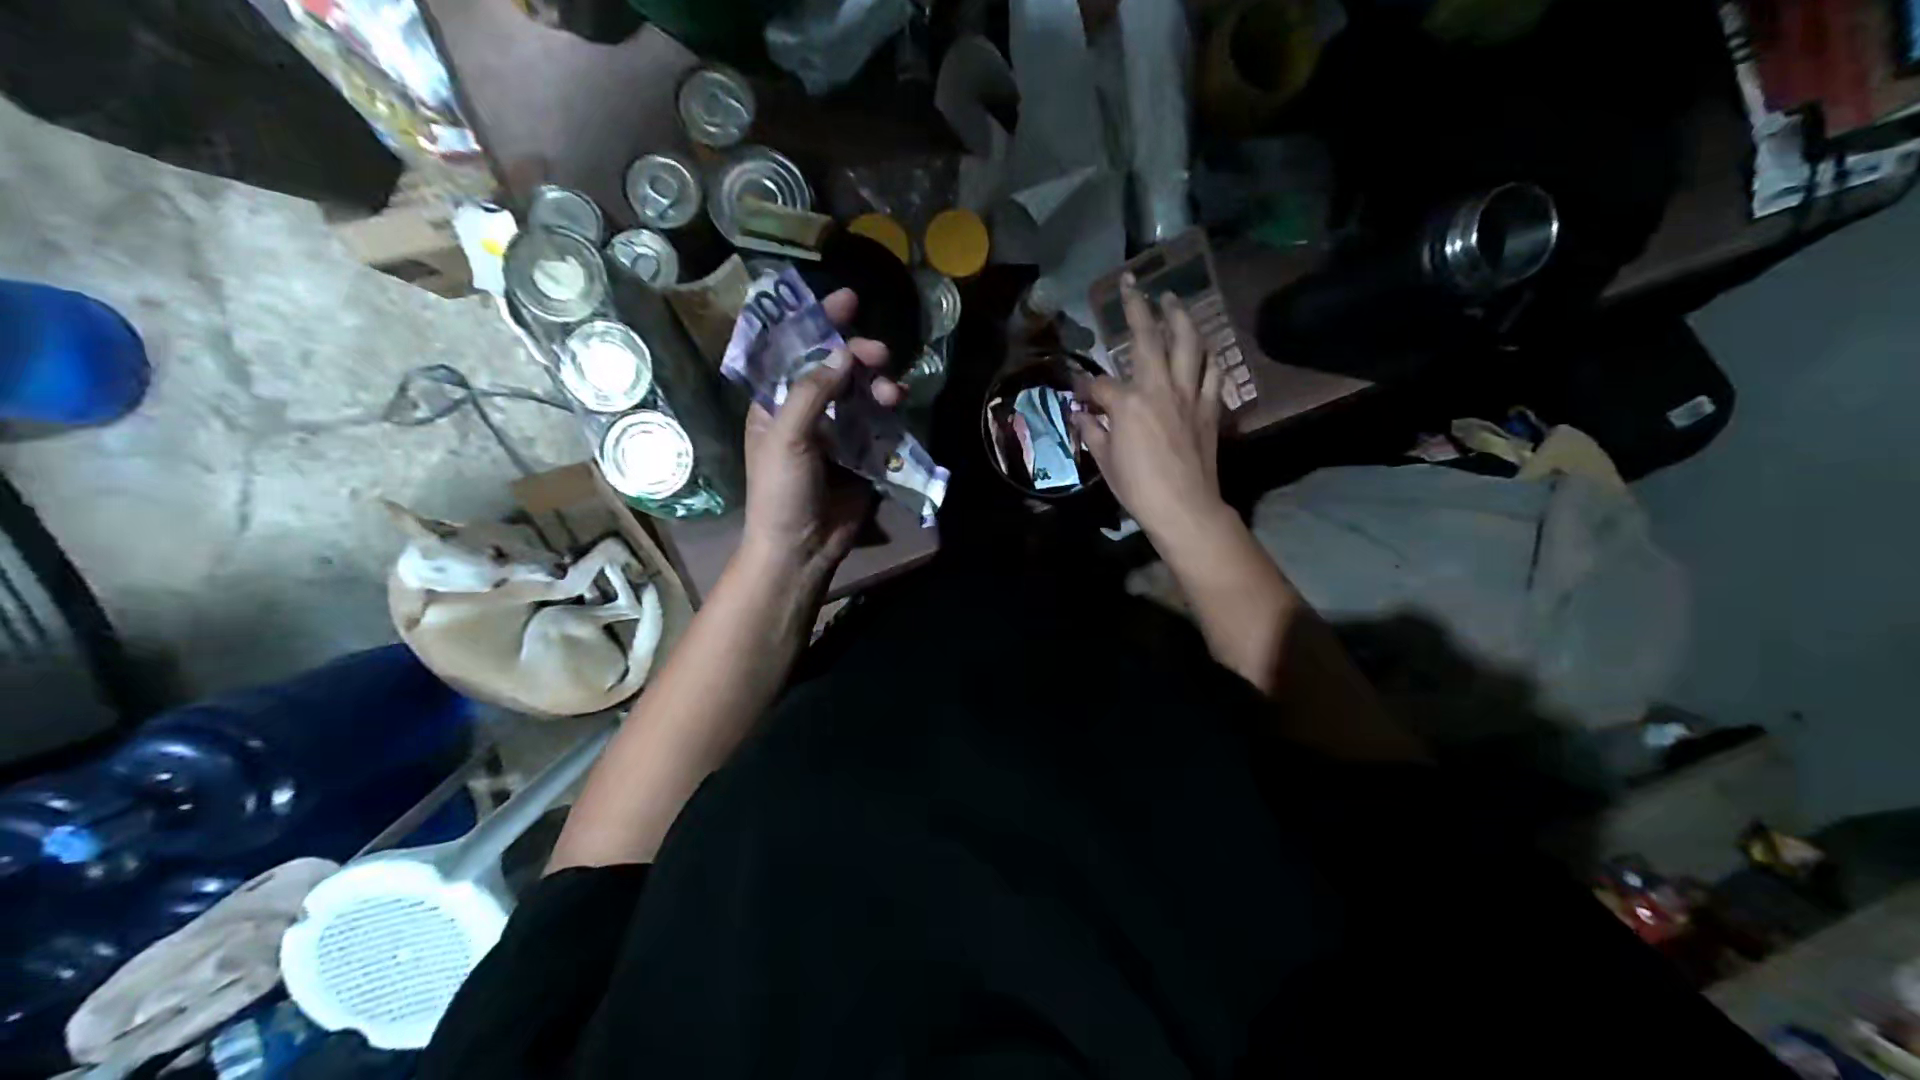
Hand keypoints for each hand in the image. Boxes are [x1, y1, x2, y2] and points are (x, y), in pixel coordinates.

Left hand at [740, 288, 900, 577]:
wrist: (802, 546)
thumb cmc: (780, 491)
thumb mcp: (785, 437)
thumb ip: (812, 393)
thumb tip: (843, 355)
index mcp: (775, 403)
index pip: (795, 351)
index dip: (817, 323)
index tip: (847, 300)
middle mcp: (806, 411)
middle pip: (835, 367)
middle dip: (858, 354)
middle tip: (878, 352)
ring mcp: (836, 432)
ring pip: (861, 392)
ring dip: (878, 384)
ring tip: (892, 391)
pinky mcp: (861, 453)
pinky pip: (879, 421)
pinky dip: (889, 410)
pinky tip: (900, 405)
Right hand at [1072, 274, 1226, 542]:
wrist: (1184, 506)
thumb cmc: (1137, 487)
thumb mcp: (1104, 460)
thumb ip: (1092, 431)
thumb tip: (1081, 415)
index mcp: (1127, 402)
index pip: (1099, 385)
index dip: (1085, 388)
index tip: (1078, 393)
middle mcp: (1158, 387)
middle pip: (1148, 338)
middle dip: (1137, 308)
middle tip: (1132, 284)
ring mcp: (1188, 394)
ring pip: (1189, 343)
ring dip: (1181, 318)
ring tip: (1174, 301)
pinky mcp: (1209, 407)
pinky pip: (1212, 372)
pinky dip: (1207, 357)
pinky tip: (1203, 350)